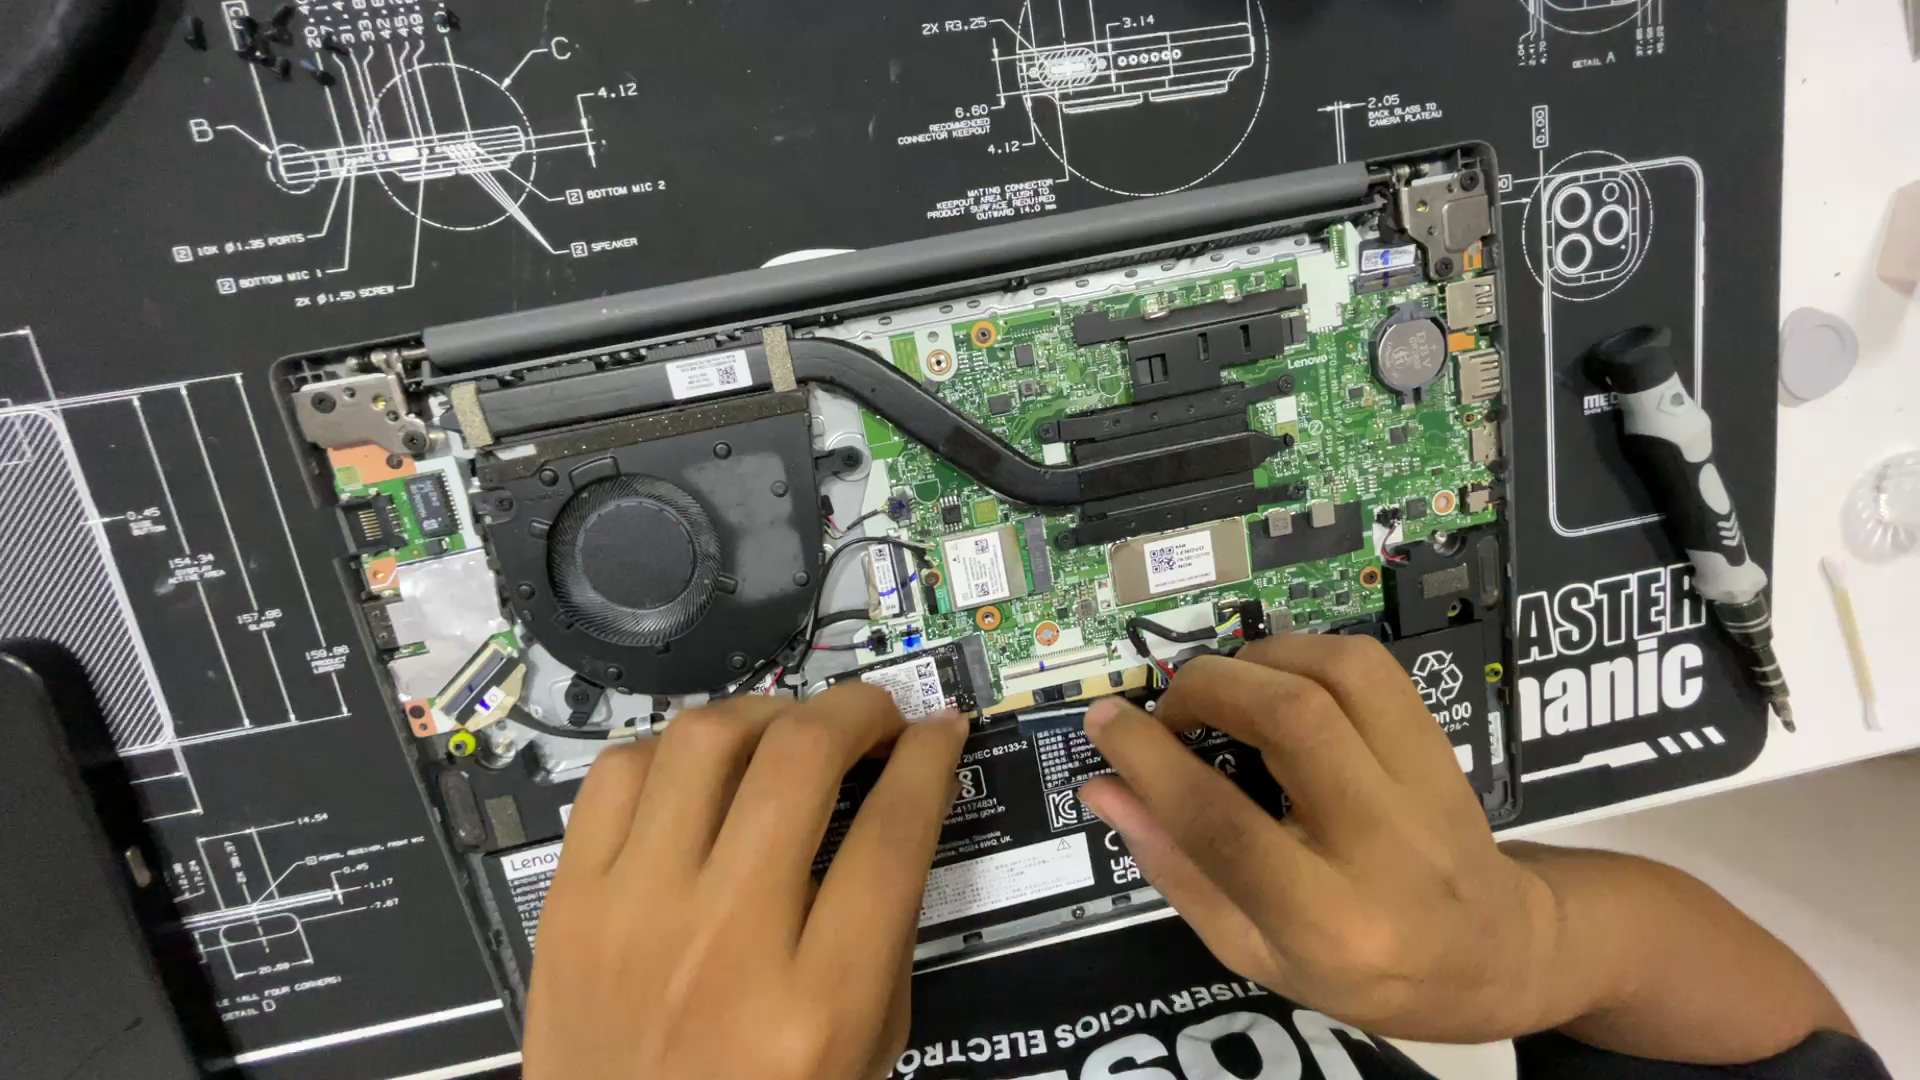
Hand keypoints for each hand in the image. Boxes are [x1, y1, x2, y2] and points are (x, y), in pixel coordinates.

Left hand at [522, 686, 967, 1079]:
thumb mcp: (869, 1038)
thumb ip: (891, 914)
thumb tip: (908, 786)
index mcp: (817, 1003)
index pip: (892, 830)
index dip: (929, 757)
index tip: (940, 729)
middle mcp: (723, 944)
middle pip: (799, 758)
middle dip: (858, 709)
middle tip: (877, 718)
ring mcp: (631, 914)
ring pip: (705, 739)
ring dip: (768, 712)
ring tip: (792, 732)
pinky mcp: (568, 903)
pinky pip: (621, 770)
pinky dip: (677, 750)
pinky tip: (708, 775)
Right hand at [1078, 635, 1557, 1043]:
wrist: (1493, 954)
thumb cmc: (1358, 970)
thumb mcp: (1249, 947)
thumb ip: (1173, 866)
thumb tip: (1103, 786)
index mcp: (1327, 920)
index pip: (1221, 823)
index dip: (1149, 760)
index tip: (1105, 720)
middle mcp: (1385, 844)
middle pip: (1289, 718)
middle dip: (1205, 690)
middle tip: (1173, 714)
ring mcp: (1425, 786)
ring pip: (1335, 673)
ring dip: (1254, 662)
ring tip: (1225, 695)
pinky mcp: (1440, 743)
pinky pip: (1367, 664)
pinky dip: (1300, 652)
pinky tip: (1275, 682)